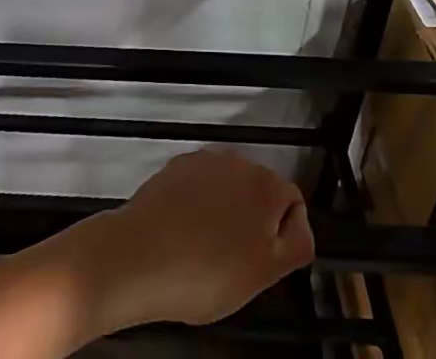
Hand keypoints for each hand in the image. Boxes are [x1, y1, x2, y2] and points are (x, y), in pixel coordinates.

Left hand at [53, 149, 314, 331]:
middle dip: (253, 221)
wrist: (135, 257)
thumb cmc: (203, 272)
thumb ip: (296, 245)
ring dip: (223, 211)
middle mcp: (238, 162)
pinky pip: (198, 186)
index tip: (264, 261)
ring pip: (228, 189)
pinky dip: (196, 204)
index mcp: (267, 186)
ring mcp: (203, 161)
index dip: (283, 236)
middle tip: (235, 261)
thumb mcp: (265, 274)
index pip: (294, 204)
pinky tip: (183, 234)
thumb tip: (300, 227)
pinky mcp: (174, 167)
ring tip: (205, 250)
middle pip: (259, 192)